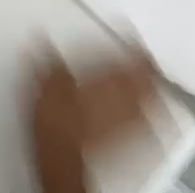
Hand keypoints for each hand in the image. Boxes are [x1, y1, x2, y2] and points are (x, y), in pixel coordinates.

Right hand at [27, 46, 160, 192]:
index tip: (131, 33)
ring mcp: (129, 123)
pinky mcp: (128, 141)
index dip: (135, 45)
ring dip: (152, 89)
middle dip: (149, 68)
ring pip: (151, 102)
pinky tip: (143, 110)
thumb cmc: (57, 123)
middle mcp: (124, 101)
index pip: (133, 60)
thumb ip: (50, 59)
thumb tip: (42, 38)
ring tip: (151, 79)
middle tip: (147, 56)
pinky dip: (146, 111)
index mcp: (107, 82)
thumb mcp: (45, 81)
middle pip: (149, 82)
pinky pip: (145, 121)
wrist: (64, 161)